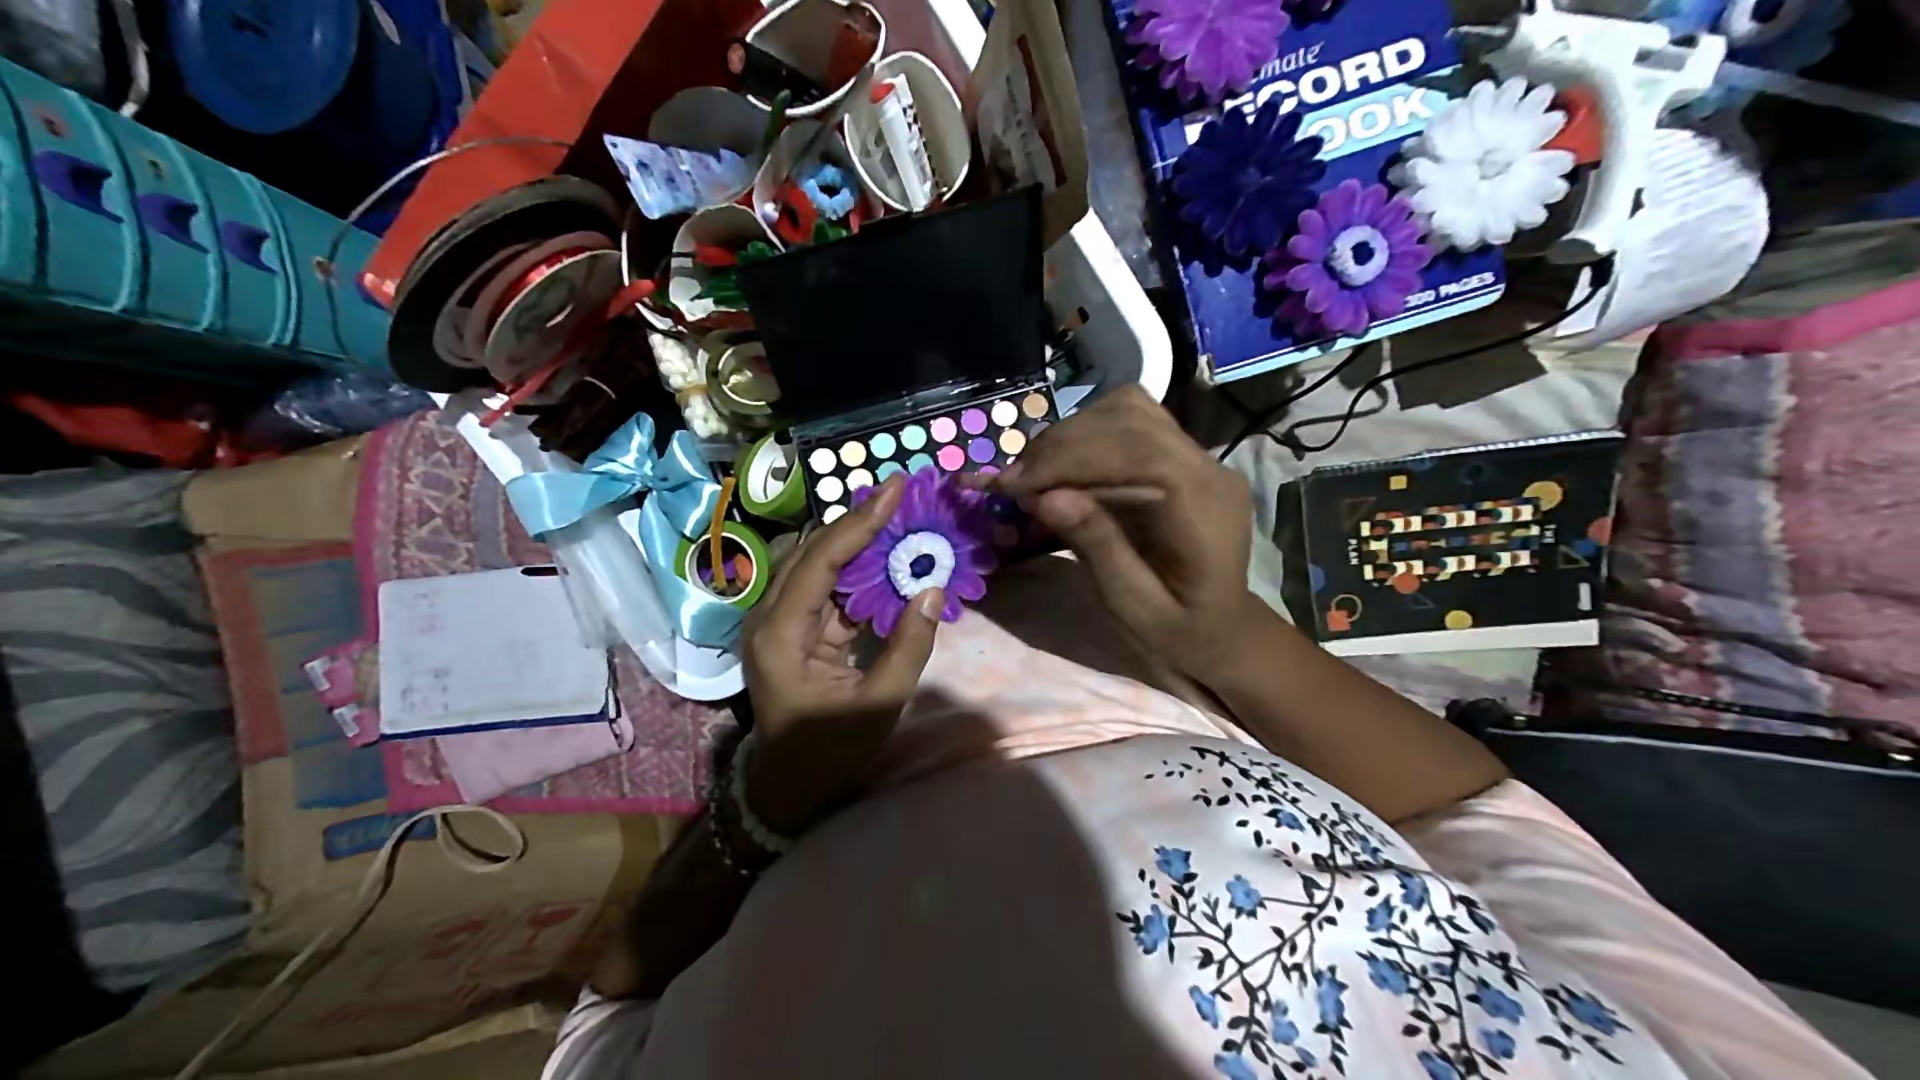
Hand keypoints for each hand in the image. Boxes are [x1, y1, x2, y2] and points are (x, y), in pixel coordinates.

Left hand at [739, 474, 942, 834]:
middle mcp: (768, 618)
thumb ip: (908, 647)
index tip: (893, 490)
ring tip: (894, 515)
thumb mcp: (879, 705)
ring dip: (854, 540)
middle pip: (812, 552)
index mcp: (780, 635)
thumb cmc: (829, 751)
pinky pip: (822, 588)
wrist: (787, 785)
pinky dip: (853, 570)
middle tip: (898, 493)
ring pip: (815, 564)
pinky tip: (883, 556)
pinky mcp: (790, 630)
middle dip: (856, 521)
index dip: (858, 523)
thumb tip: (931, 589)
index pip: (819, 562)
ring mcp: (776, 623)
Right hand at [988, 385, 1262, 683]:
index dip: (1070, 458)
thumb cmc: (1180, 629)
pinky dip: (1087, 433)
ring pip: (1127, 410)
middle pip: (1128, 422)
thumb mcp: (1134, 606)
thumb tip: (1045, 497)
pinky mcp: (1182, 454)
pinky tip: (1062, 464)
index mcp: (1204, 508)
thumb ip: (1098, 548)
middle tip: (1010, 483)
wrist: (1222, 629)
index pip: (1137, 452)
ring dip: (1070, 435)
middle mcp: (1208, 468)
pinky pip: (1131, 420)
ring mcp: (1198, 456)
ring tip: (1032, 474)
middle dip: (1060, 446)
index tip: (1015, 485)